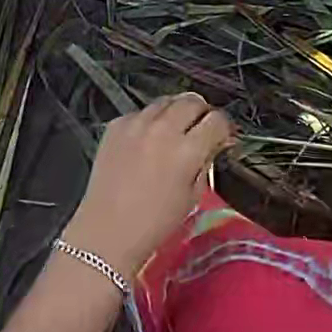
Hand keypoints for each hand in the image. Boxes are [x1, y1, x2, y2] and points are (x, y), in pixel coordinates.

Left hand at [59, 93, 233, 277]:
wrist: (108, 230)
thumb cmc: (156, 222)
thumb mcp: (193, 197)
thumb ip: (205, 163)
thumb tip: (213, 144)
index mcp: (187, 150)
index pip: (217, 120)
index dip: (224, 127)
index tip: (222, 135)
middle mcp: (163, 129)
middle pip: (192, 101)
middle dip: (202, 112)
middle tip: (200, 128)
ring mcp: (137, 123)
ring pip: (166, 101)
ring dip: (175, 112)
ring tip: (173, 131)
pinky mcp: (117, 124)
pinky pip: (141, 112)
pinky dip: (149, 121)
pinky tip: (146, 140)